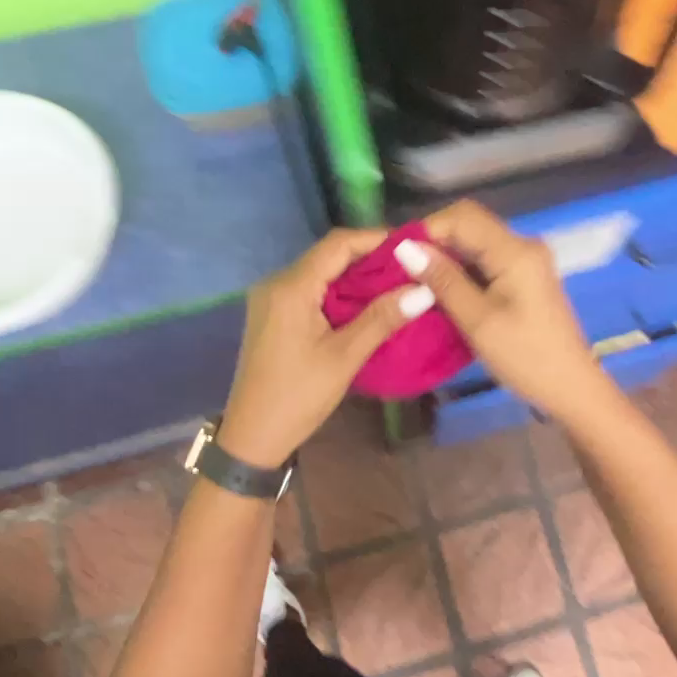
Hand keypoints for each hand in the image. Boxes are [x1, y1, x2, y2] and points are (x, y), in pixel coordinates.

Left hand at [216, 229, 431, 468]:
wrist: (252, 437)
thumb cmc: (297, 397)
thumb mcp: (344, 358)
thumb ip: (382, 319)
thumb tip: (424, 288)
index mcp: (291, 288)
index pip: (337, 244)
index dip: (376, 239)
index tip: (413, 246)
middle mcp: (277, 283)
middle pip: (328, 255)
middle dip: (370, 257)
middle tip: (412, 267)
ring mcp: (272, 299)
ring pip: (321, 272)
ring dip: (357, 276)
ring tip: (398, 284)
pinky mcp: (274, 315)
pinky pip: (311, 290)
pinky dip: (340, 292)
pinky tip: (367, 305)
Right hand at [397, 200, 615, 422]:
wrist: (571, 387)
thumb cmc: (526, 357)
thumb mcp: (478, 321)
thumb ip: (443, 280)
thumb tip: (406, 248)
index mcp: (515, 250)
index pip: (462, 217)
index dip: (426, 230)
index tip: (395, 256)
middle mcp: (522, 246)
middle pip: (469, 224)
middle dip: (433, 242)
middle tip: (401, 271)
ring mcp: (526, 261)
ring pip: (475, 243)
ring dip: (445, 257)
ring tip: (414, 282)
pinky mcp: (524, 277)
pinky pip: (485, 260)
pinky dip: (461, 270)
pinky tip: (441, 291)